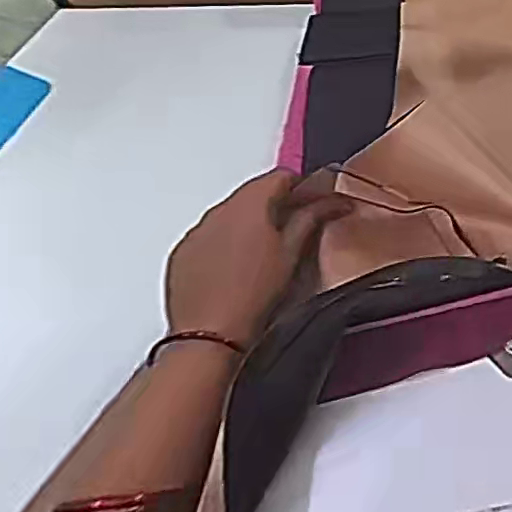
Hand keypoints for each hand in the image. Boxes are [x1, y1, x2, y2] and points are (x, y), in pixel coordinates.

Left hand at [165, 170, 351, 346]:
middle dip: (274, 204)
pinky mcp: (181, 253)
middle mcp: (218, 211)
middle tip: (292, 227)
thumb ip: (311, 218)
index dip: (300, 186)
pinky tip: (237, 266)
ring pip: (230, 214)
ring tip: (263, 252)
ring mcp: (196, 232)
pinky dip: (224, 241)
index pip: (279, 176)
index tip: (311, 201)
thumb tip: (330, 203)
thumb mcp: (292, 253)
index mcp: (249, 205)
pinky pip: (208, 235)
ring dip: (248, 223)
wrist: (209, 335)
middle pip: (253, 193)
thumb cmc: (253, 294)